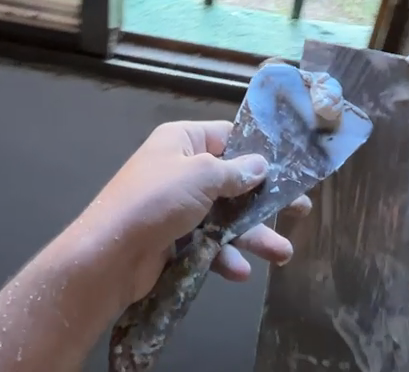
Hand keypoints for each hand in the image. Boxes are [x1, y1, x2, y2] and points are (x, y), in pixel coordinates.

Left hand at [61, 119, 310, 307]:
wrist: (108, 257)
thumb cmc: (156, 201)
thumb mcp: (201, 176)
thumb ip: (235, 171)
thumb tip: (261, 165)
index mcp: (182, 140)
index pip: (227, 136)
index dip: (257, 148)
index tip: (289, 162)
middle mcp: (180, 169)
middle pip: (231, 180)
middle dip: (264, 198)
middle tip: (301, 207)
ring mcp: (177, 207)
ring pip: (225, 216)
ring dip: (253, 234)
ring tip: (283, 253)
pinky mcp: (174, 241)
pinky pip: (208, 244)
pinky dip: (225, 256)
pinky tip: (241, 272)